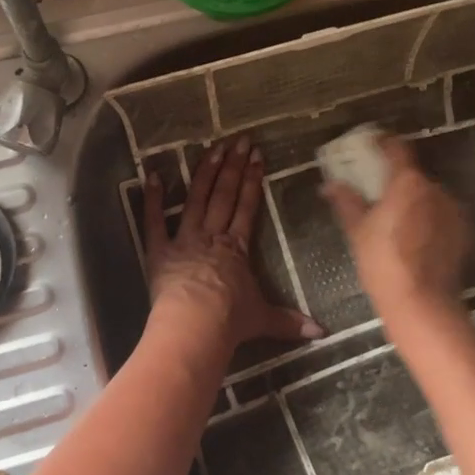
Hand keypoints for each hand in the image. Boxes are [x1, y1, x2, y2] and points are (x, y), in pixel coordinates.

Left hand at [144, 136, 323, 351]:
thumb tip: (322, 333)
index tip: (257, 156)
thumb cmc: (231, 321)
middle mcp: (212, 236)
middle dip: (233, 166)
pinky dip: (153, 199)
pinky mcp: (159, 251)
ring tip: (211, 148)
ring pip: (196, 200)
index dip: (252, 180)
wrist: (196, 326)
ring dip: (204, 173)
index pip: (247, 207)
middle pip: (224, 195)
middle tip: (239, 140)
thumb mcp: (264, 320)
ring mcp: (184, 240)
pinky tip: (151, 175)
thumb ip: (289, 322)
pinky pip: (154, 221)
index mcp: (237, 248)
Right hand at [323, 134, 468, 317]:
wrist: (421, 303)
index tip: (372, 145)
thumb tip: (329, 185)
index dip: (384, 143)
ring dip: (415, 200)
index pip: (397, 148)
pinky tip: (416, 238)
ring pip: (430, 195)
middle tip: (380, 194)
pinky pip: (442, 215)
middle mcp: (435, 188)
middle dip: (398, 180)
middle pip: (414, 174)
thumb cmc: (382, 262)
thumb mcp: (357, 231)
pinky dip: (430, 218)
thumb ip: (346, 201)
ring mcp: (453, 209)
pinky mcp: (463, 231)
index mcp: (407, 181)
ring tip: (398, 221)